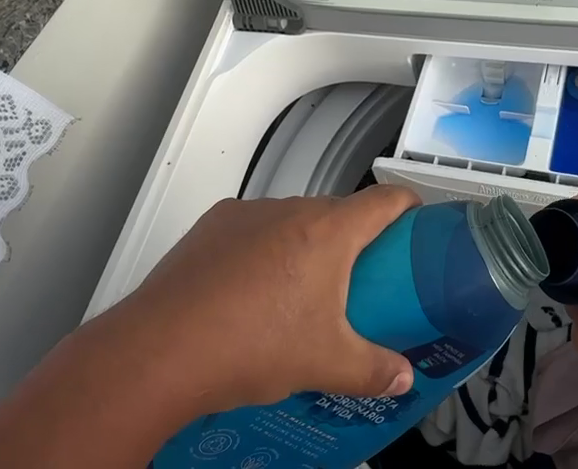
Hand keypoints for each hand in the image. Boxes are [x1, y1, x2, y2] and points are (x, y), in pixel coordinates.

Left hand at [0, 187, 422, 468]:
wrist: (162, 350)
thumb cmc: (252, 346)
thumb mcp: (326, 363)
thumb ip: (374, 370)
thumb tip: (402, 378)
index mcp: (329, 231)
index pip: (385, 199)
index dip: (407, 207)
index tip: (414, 224)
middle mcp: (291, 209)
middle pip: (337, 212)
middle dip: (352, 241)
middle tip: (357, 281)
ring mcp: (248, 213)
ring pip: (292, 220)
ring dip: (304, 245)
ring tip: (297, 295)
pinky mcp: (211, 225)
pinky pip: (252, 229)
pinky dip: (261, 250)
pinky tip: (249, 294)